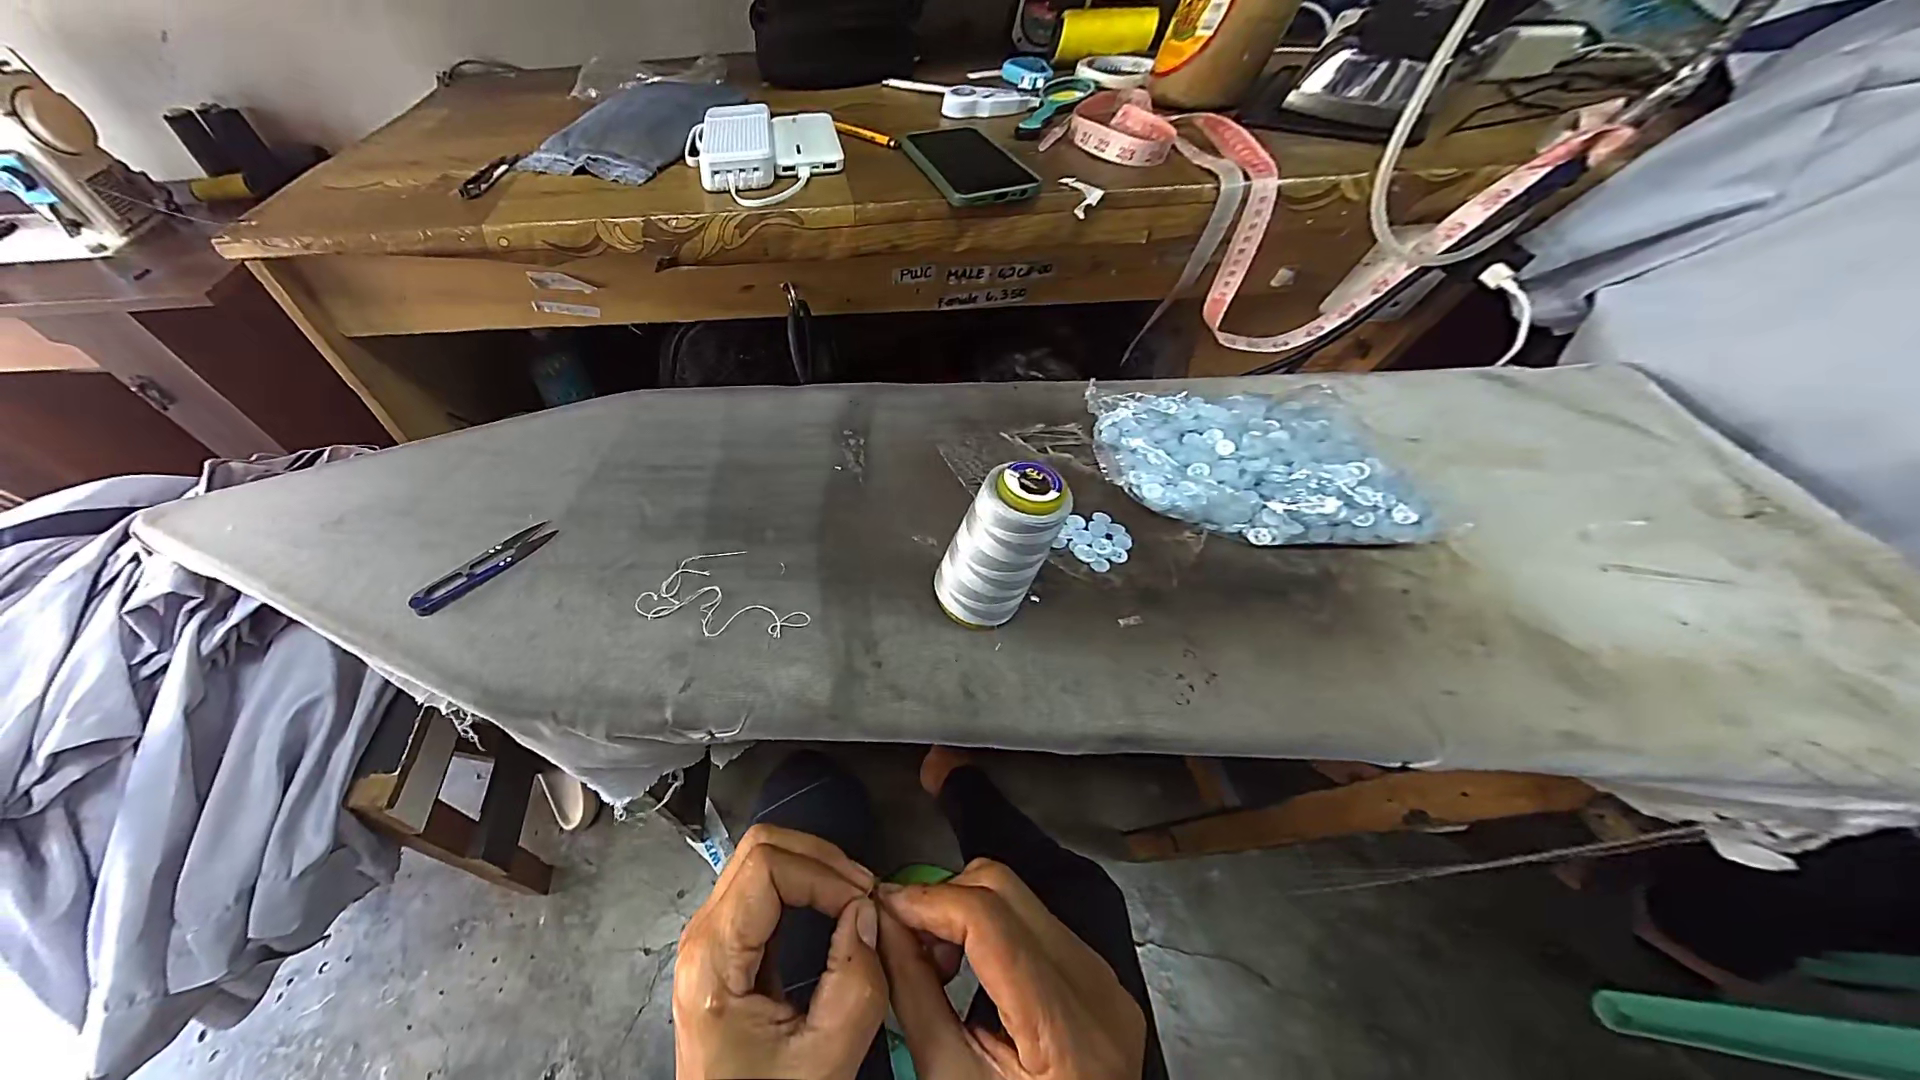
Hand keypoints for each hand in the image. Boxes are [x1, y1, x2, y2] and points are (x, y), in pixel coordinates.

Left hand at [673, 824, 886, 1079]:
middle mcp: (704, 934)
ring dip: (818, 865)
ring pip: (765, 856)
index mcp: (713, 959)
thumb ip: (855, 984)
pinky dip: (809, 880)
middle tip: (864, 890)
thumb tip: (866, 913)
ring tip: (857, 896)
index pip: (767, 866)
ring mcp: (714, 934)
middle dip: (822, 858)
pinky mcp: (731, 941)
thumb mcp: (824, 1060)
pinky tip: (837, 905)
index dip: (823, 873)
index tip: (862, 904)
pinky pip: (768, 882)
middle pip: (762, 846)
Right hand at [877, 859, 1145, 1079]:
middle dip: (944, 898)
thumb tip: (886, 926)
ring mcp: (1098, 974)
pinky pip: (1035, 920)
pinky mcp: (1094, 972)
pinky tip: (970, 967)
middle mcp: (1091, 984)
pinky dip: (990, 926)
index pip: (987, 917)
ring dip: (964, 909)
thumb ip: (915, 996)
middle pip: (1004, 888)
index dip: (928, 900)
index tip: (888, 905)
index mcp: (1061, 1024)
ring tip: (939, 961)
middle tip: (907, 934)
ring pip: (1018, 895)